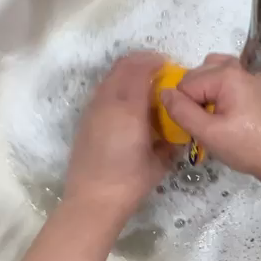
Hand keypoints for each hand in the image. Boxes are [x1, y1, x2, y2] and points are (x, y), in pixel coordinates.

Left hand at [63, 51, 173, 218]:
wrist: (93, 199)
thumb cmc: (130, 182)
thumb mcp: (159, 162)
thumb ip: (170, 141)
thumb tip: (175, 131)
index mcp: (129, 108)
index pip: (140, 69)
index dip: (155, 61)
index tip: (168, 64)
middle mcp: (108, 102)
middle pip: (122, 66)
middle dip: (140, 62)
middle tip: (157, 69)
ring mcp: (93, 110)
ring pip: (109, 78)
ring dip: (126, 74)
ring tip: (142, 86)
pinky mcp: (85, 121)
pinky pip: (101, 93)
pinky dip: (115, 88)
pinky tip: (127, 105)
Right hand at [158, 53, 260, 181]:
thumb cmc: (249, 148)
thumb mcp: (209, 134)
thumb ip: (182, 112)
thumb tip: (164, 93)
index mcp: (227, 73)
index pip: (186, 84)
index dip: (186, 108)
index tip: (200, 128)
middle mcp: (242, 65)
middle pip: (200, 74)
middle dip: (197, 98)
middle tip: (209, 125)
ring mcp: (256, 72)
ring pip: (216, 73)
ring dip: (209, 92)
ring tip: (219, 117)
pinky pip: (234, 79)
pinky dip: (227, 92)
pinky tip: (236, 116)